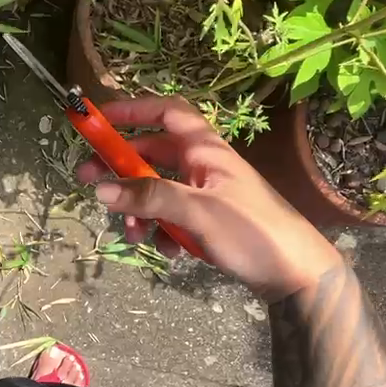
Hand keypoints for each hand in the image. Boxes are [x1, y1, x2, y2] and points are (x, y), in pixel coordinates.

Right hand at [76, 95, 341, 300]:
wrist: (297, 276)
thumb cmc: (254, 233)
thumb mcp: (197, 213)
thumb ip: (149, 198)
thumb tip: (100, 189)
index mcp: (206, 151)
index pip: (167, 114)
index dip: (133, 110)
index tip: (100, 119)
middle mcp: (203, 166)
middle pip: (151, 154)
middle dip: (119, 169)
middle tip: (88, 182)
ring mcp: (204, 194)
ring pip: (155, 191)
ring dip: (138, 210)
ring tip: (135, 234)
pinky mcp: (206, 221)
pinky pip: (170, 217)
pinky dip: (160, 231)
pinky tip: (169, 251)